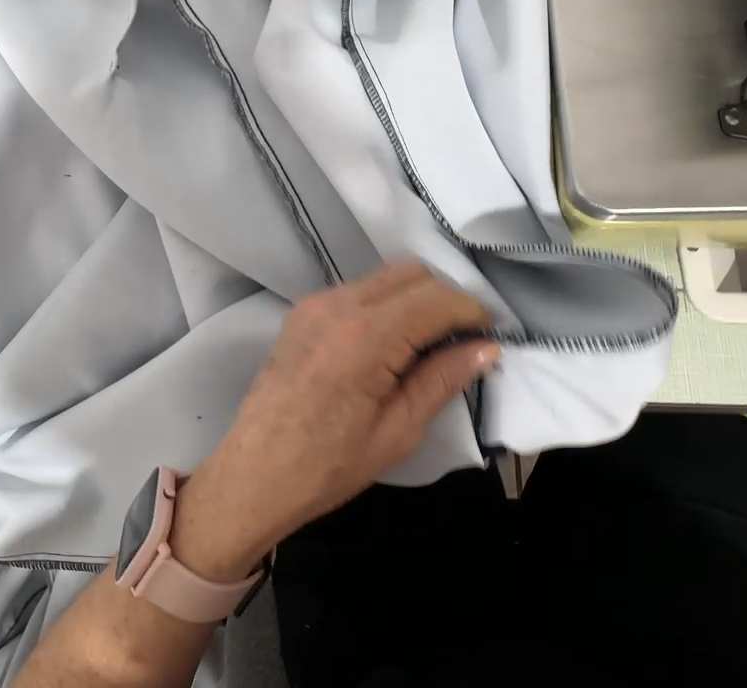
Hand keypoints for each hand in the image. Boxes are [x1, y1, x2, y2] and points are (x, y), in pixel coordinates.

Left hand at [167, 263, 499, 580]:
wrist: (255, 473)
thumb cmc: (329, 465)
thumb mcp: (398, 431)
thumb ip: (443, 380)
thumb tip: (486, 349)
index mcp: (365, 337)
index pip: (436, 299)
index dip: (471, 312)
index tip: (490, 335)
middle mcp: (338, 305)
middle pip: (411, 274)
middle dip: (445, 298)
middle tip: (463, 339)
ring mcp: (315, 304)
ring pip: (384, 277)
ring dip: (415, 299)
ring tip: (429, 343)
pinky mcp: (302, 311)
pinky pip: (357, 290)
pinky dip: (384, 304)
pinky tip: (391, 342)